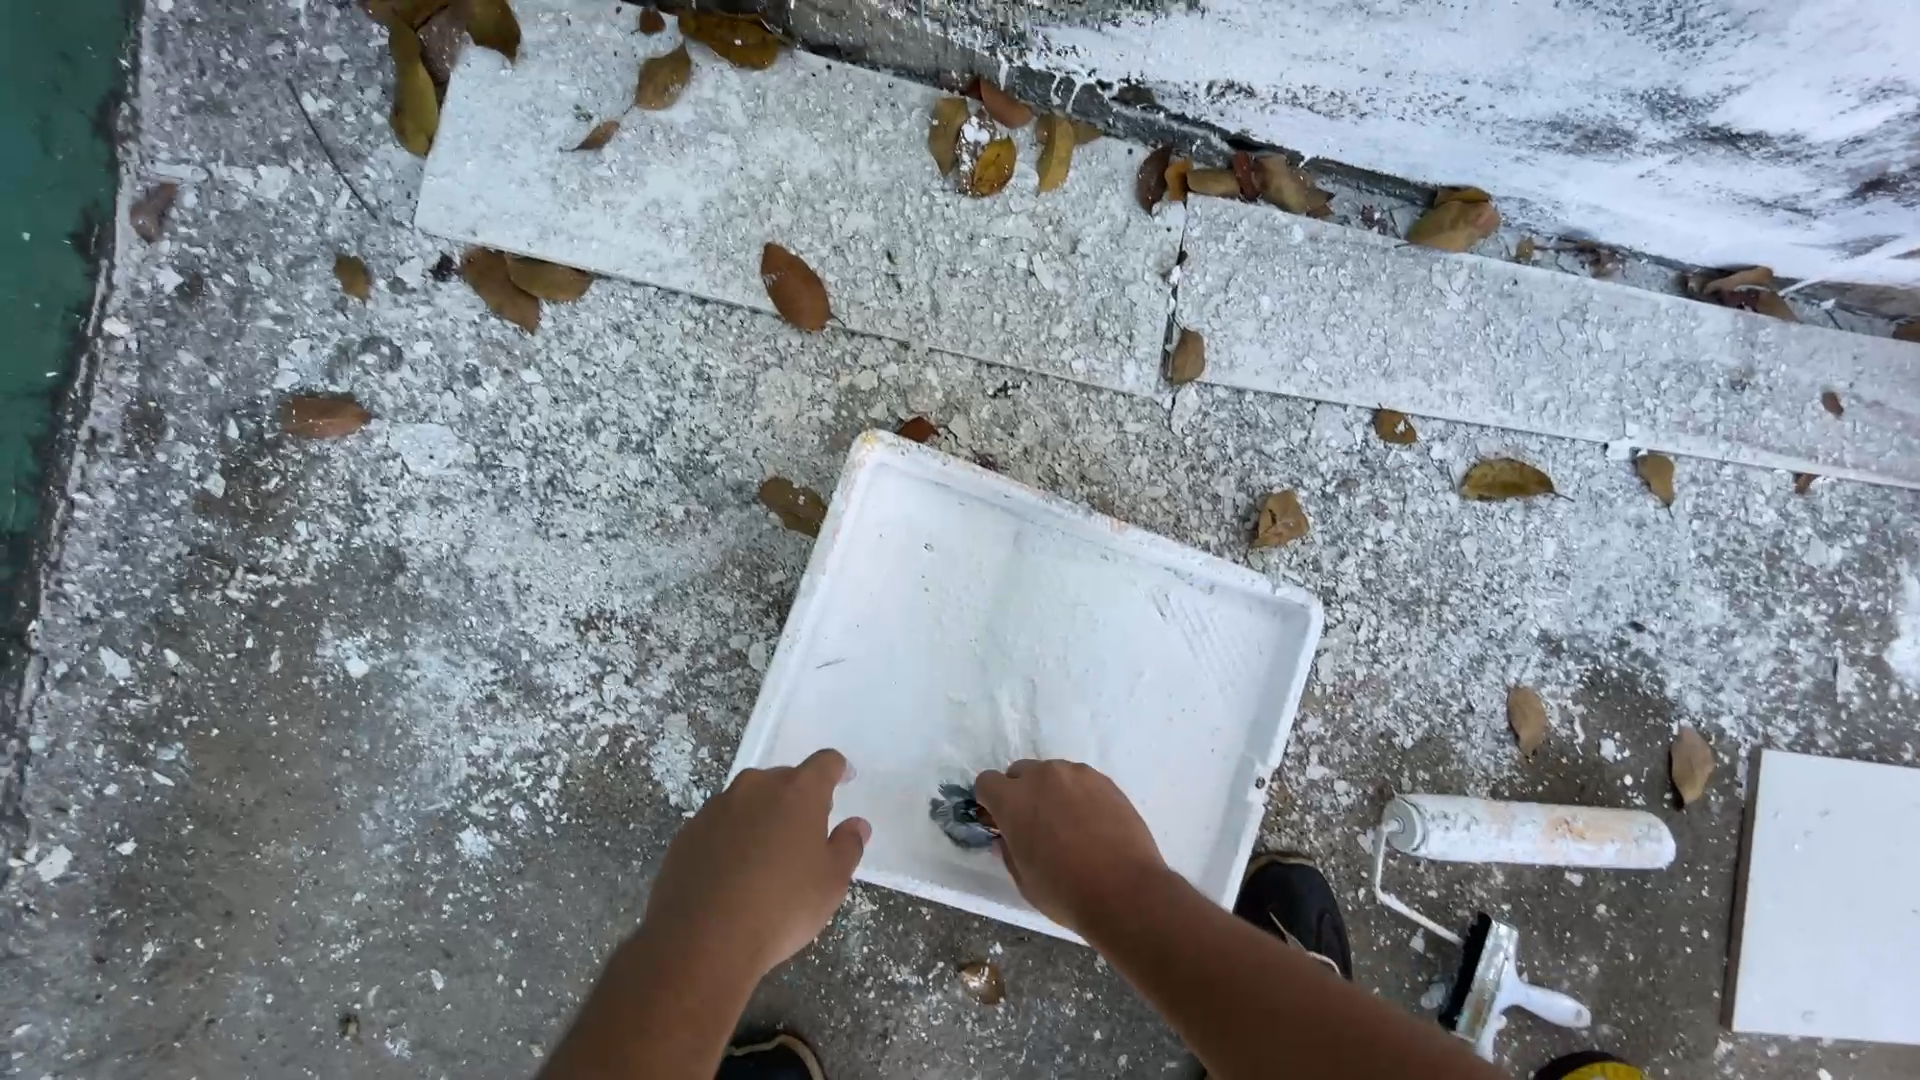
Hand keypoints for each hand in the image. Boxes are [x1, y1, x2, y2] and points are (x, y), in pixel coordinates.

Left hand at [638, 748, 869, 979]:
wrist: (701, 942)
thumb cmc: (781, 907)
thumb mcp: (832, 883)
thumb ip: (848, 846)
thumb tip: (856, 825)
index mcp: (797, 791)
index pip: (825, 763)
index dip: (838, 770)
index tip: (844, 781)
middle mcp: (756, 787)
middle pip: (785, 778)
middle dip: (798, 798)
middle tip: (807, 831)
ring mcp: (717, 808)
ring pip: (749, 800)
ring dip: (763, 816)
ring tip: (767, 855)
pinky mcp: (688, 833)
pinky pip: (720, 823)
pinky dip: (732, 836)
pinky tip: (733, 872)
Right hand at [973, 759, 1168, 934]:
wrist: (1124, 890)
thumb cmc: (1065, 891)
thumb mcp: (1024, 881)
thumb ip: (1009, 852)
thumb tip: (1006, 840)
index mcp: (1013, 800)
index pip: (987, 782)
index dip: (990, 801)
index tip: (1000, 821)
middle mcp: (1042, 777)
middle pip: (1019, 772)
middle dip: (1020, 792)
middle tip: (1035, 824)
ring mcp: (1076, 774)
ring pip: (1052, 774)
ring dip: (1051, 791)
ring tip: (1069, 825)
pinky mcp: (1104, 780)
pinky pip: (1080, 780)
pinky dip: (1079, 795)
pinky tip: (1093, 824)